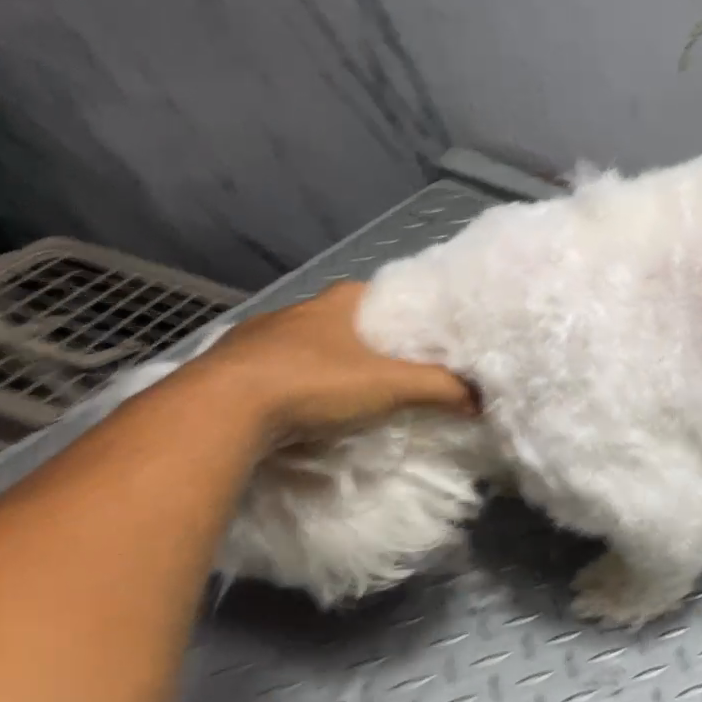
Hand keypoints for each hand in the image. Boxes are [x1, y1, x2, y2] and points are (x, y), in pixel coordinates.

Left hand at [187, 282, 475, 441]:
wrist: (219, 410)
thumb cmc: (313, 382)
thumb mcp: (391, 385)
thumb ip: (440, 388)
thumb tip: (482, 398)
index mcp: (333, 304)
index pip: (375, 292)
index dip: (401, 308)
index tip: (421, 331)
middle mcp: (293, 313)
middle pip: (341, 321)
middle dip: (367, 341)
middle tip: (397, 367)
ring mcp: (256, 341)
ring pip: (305, 347)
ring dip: (327, 365)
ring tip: (354, 391)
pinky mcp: (230, 371)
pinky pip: (275, 373)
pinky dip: (295, 386)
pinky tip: (307, 408)